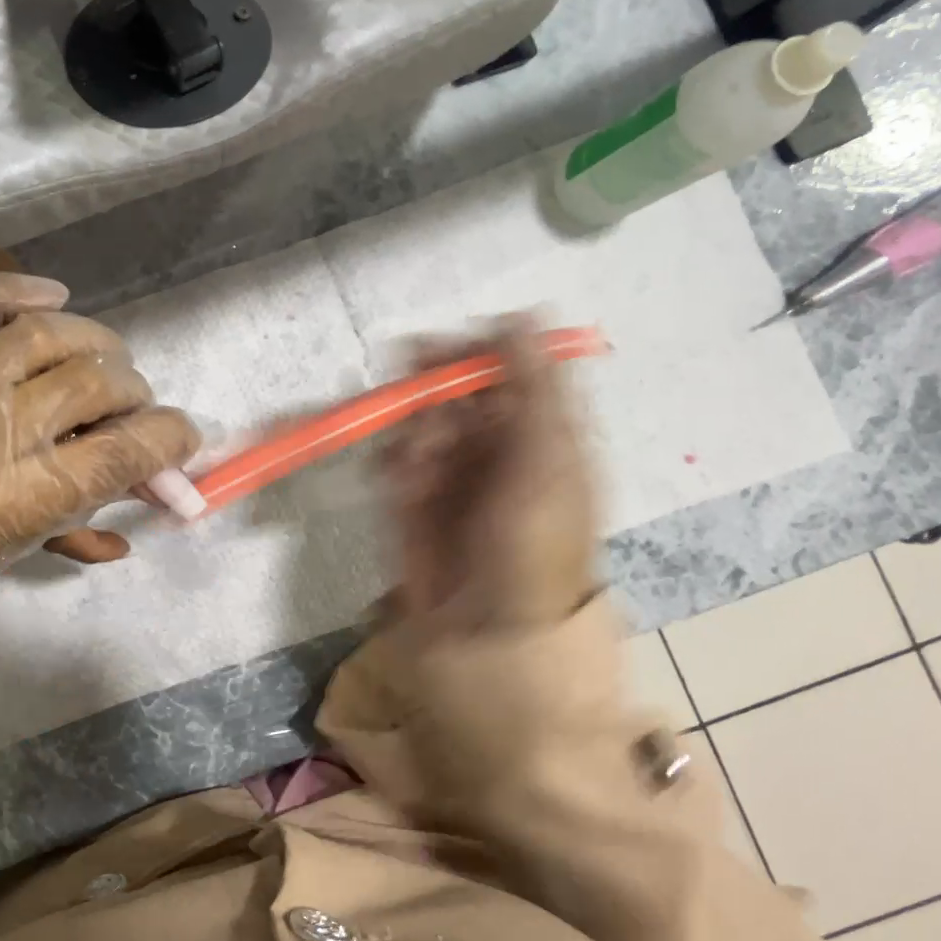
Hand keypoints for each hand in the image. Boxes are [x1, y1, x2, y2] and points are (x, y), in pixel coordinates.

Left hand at [0, 272, 200, 606]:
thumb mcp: (22, 545)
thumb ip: (94, 514)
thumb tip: (172, 493)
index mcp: (13, 504)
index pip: (122, 453)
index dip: (169, 440)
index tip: (180, 438)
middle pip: (95, 387)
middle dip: (136, 393)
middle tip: (134, 405)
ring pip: (47, 336)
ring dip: (95, 343)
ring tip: (104, 360)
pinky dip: (15, 290)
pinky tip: (52, 298)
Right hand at [381, 315, 598, 628]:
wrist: (490, 626)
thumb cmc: (535, 543)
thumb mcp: (549, 458)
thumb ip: (533, 386)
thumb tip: (518, 314)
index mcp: (539, 431)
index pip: (505, 369)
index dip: (474, 351)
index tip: (444, 346)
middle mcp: (492, 443)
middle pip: (452, 388)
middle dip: (429, 383)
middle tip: (411, 384)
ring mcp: (446, 470)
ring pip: (416, 419)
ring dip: (411, 426)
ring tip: (420, 457)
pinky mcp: (406, 495)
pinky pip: (391, 458)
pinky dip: (391, 460)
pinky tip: (398, 477)